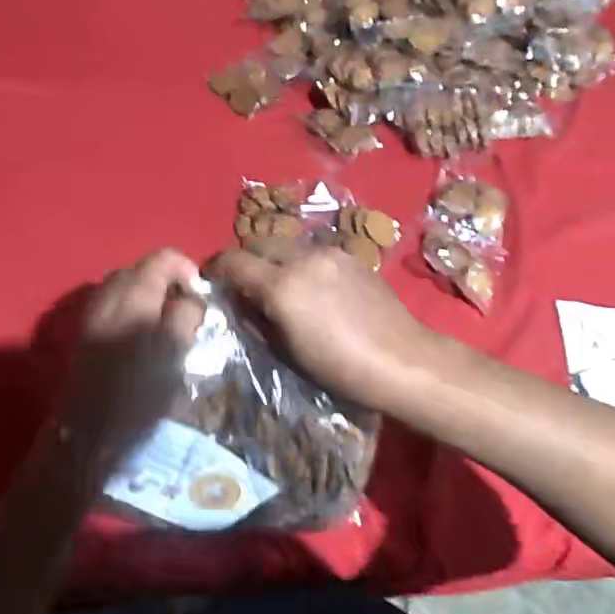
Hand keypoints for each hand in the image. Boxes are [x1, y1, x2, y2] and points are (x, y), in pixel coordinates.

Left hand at [51, 249, 205, 472]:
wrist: (89, 432)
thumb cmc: (140, 391)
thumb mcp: (176, 350)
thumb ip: (187, 314)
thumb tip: (192, 297)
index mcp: (134, 292)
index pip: (165, 257)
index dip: (189, 271)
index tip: (202, 299)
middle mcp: (108, 293)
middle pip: (142, 268)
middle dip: (168, 283)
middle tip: (187, 313)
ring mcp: (92, 312)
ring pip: (126, 287)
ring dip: (149, 299)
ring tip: (165, 328)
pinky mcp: (84, 332)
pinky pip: (113, 306)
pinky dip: (132, 312)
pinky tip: (141, 341)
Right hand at [208, 246, 447, 411]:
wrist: (403, 361)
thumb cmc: (341, 368)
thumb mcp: (289, 352)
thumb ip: (259, 319)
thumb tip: (244, 303)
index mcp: (283, 286)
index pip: (233, 261)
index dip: (215, 270)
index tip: (211, 283)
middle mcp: (304, 258)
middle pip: (258, 244)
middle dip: (245, 262)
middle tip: (244, 287)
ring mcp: (331, 253)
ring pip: (288, 246)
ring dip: (275, 262)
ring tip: (280, 289)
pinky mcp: (353, 256)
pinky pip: (314, 253)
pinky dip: (302, 265)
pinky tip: (313, 290)